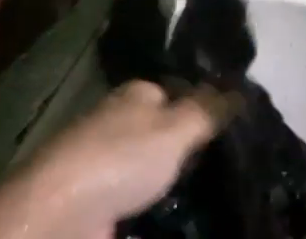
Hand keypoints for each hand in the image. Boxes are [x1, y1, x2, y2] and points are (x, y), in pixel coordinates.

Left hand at [0, 81, 227, 238]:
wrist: (63, 211)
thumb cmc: (120, 158)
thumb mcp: (173, 129)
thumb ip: (206, 110)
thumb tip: (241, 86)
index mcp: (135, 94)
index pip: (178, 91)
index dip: (207, 107)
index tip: (242, 131)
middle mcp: (121, 121)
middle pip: (167, 131)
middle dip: (196, 149)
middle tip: (241, 169)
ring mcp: (110, 161)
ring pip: (156, 167)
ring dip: (181, 183)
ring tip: (225, 197)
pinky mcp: (104, 198)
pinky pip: (143, 198)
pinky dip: (162, 207)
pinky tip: (188, 218)